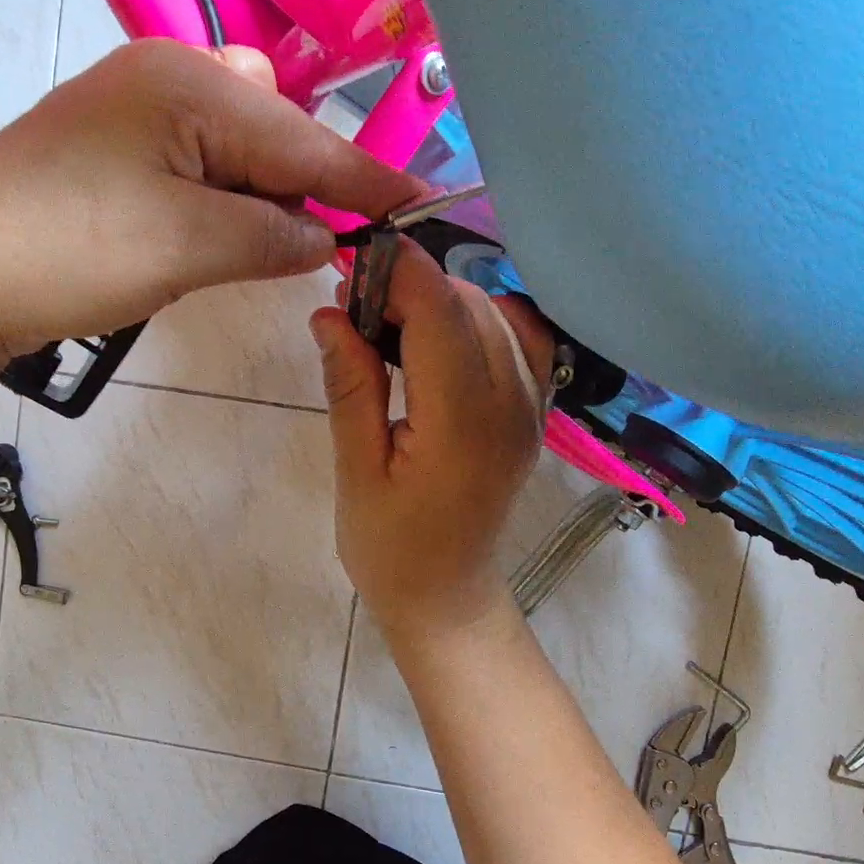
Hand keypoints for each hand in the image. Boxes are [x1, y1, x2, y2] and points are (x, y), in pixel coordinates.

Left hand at [0, 39, 426, 385]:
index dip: (366, 183)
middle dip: (313, 186)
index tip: (422, 209)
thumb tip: (321, 239)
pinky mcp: (110, 150)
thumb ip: (271, 236)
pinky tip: (231, 226)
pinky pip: (197, 163)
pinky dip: (227, 196)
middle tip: (349, 242)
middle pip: (274, 131)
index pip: (304, 140)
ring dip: (269, 192)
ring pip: (236, 145)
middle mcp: (164, 78)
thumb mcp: (188, 246)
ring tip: (289, 241)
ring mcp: (132, 110)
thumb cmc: (71, 253)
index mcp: (191, 85)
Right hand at [312, 240, 553, 639]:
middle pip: (469, 303)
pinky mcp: (533, 411)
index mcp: (463, 422)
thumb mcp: (355, 471)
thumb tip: (329, 311)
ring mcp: (532, 407)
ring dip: (441, 302)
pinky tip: (441, 341)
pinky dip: (479, 320)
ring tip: (389, 329)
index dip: (398, 273)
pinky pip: (520, 338)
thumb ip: (350, 386)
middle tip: (356, 312)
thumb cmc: (389, 546)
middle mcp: (511, 403)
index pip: (441, 312)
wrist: (445, 595)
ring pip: (495, 313)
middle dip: (413, 287)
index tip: (352, 268)